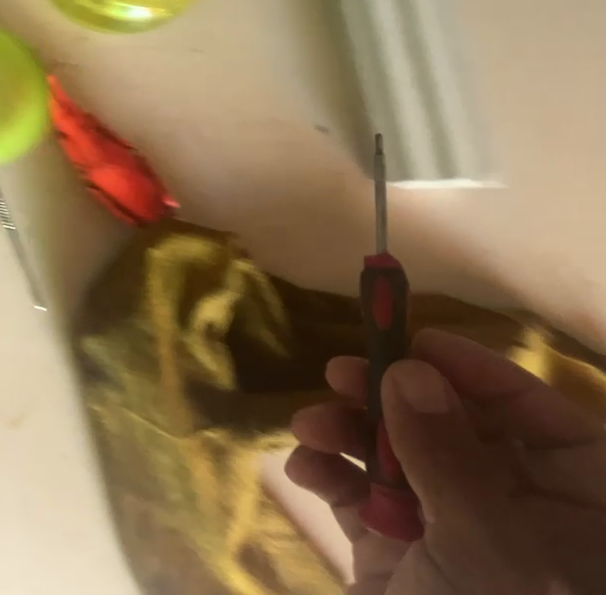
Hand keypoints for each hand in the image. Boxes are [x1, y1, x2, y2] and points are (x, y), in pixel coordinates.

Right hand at [287, 328, 605, 593]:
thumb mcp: (490, 544)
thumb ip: (448, 454)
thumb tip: (408, 370)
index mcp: (581, 512)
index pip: (547, 423)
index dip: (481, 374)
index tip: (410, 338)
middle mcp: (521, 512)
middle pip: (452, 425)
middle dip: (387, 396)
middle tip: (337, 371)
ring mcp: (451, 526)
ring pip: (394, 450)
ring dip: (342, 430)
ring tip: (308, 429)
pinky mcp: (395, 542)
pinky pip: (357, 489)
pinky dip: (326, 473)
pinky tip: (304, 471)